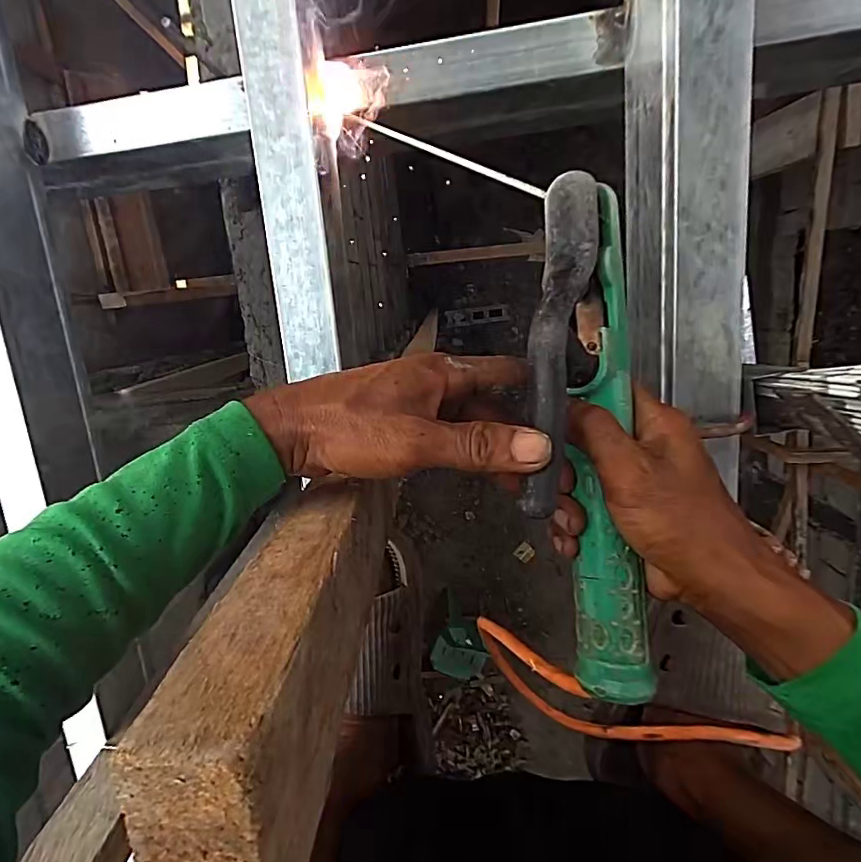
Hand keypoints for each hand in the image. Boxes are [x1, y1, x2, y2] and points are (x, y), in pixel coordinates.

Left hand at [243, 354, 549, 478]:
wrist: (291, 434)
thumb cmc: (343, 426)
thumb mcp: (417, 440)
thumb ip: (477, 445)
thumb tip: (536, 445)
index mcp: (441, 373)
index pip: (507, 375)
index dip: (541, 397)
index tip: (569, 425)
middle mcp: (433, 384)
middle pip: (493, 409)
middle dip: (523, 441)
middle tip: (551, 476)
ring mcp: (418, 406)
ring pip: (471, 428)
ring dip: (498, 455)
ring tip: (525, 487)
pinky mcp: (403, 428)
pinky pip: (448, 440)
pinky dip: (470, 458)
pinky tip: (486, 477)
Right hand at [548, 384, 776, 605]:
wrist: (709, 582)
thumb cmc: (687, 526)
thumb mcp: (630, 469)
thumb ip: (595, 430)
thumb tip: (568, 403)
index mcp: (656, 425)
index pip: (609, 390)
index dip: (577, 398)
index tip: (552, 416)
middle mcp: (645, 449)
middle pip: (583, 438)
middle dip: (567, 469)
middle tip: (570, 487)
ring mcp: (632, 481)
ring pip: (578, 478)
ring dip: (569, 504)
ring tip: (578, 524)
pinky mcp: (622, 511)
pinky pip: (584, 507)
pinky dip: (576, 525)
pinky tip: (578, 539)